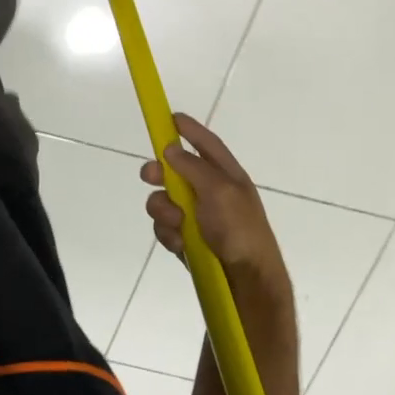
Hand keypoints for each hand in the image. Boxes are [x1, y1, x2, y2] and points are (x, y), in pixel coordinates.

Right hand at [139, 114, 285, 281]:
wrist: (243, 277)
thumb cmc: (239, 230)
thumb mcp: (220, 191)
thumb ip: (193, 167)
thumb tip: (170, 148)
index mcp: (226, 177)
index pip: (206, 145)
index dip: (189, 130)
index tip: (169, 117)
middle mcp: (209, 192)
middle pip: (174, 171)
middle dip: (160, 174)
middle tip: (150, 176)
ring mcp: (196, 215)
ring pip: (162, 201)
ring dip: (164, 212)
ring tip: (178, 226)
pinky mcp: (184, 237)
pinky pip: (163, 226)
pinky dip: (168, 234)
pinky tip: (180, 244)